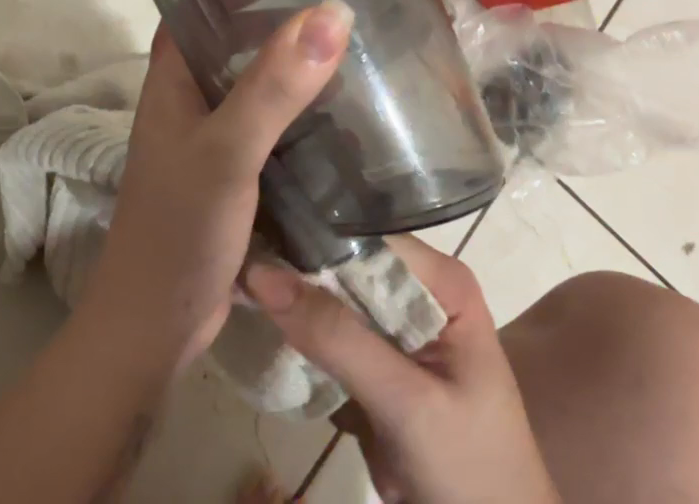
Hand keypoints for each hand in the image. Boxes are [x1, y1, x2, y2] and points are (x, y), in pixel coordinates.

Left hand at [77, 0, 353, 369]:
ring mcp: (201, 157)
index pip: (186, 18)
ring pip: (244, 102)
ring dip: (284, 85)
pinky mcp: (224, 193)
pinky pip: (261, 145)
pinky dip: (293, 133)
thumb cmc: (181, 230)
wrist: (154, 327)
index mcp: (169, 92)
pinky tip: (333, 141)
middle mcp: (181, 116)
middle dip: (266, 35)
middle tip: (325, 29)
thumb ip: (274, 86)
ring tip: (341, 76)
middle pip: (220, 56)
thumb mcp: (229, 151)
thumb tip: (330, 13)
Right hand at [244, 238, 560, 503]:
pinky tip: (251, 315)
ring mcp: (394, 325)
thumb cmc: (469, 465)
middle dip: (290, 263)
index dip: (308, 233)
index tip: (250, 234)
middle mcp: (418, 290)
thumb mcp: (407, 403)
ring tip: (229, 281)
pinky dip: (294, 328)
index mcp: (443, 282)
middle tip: (229, 256)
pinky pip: (326, 330)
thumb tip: (260, 272)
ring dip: (286, 295)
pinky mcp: (373, 358)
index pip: (365, 235)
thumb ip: (339, 339)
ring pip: (329, 293)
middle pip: (343, 260)